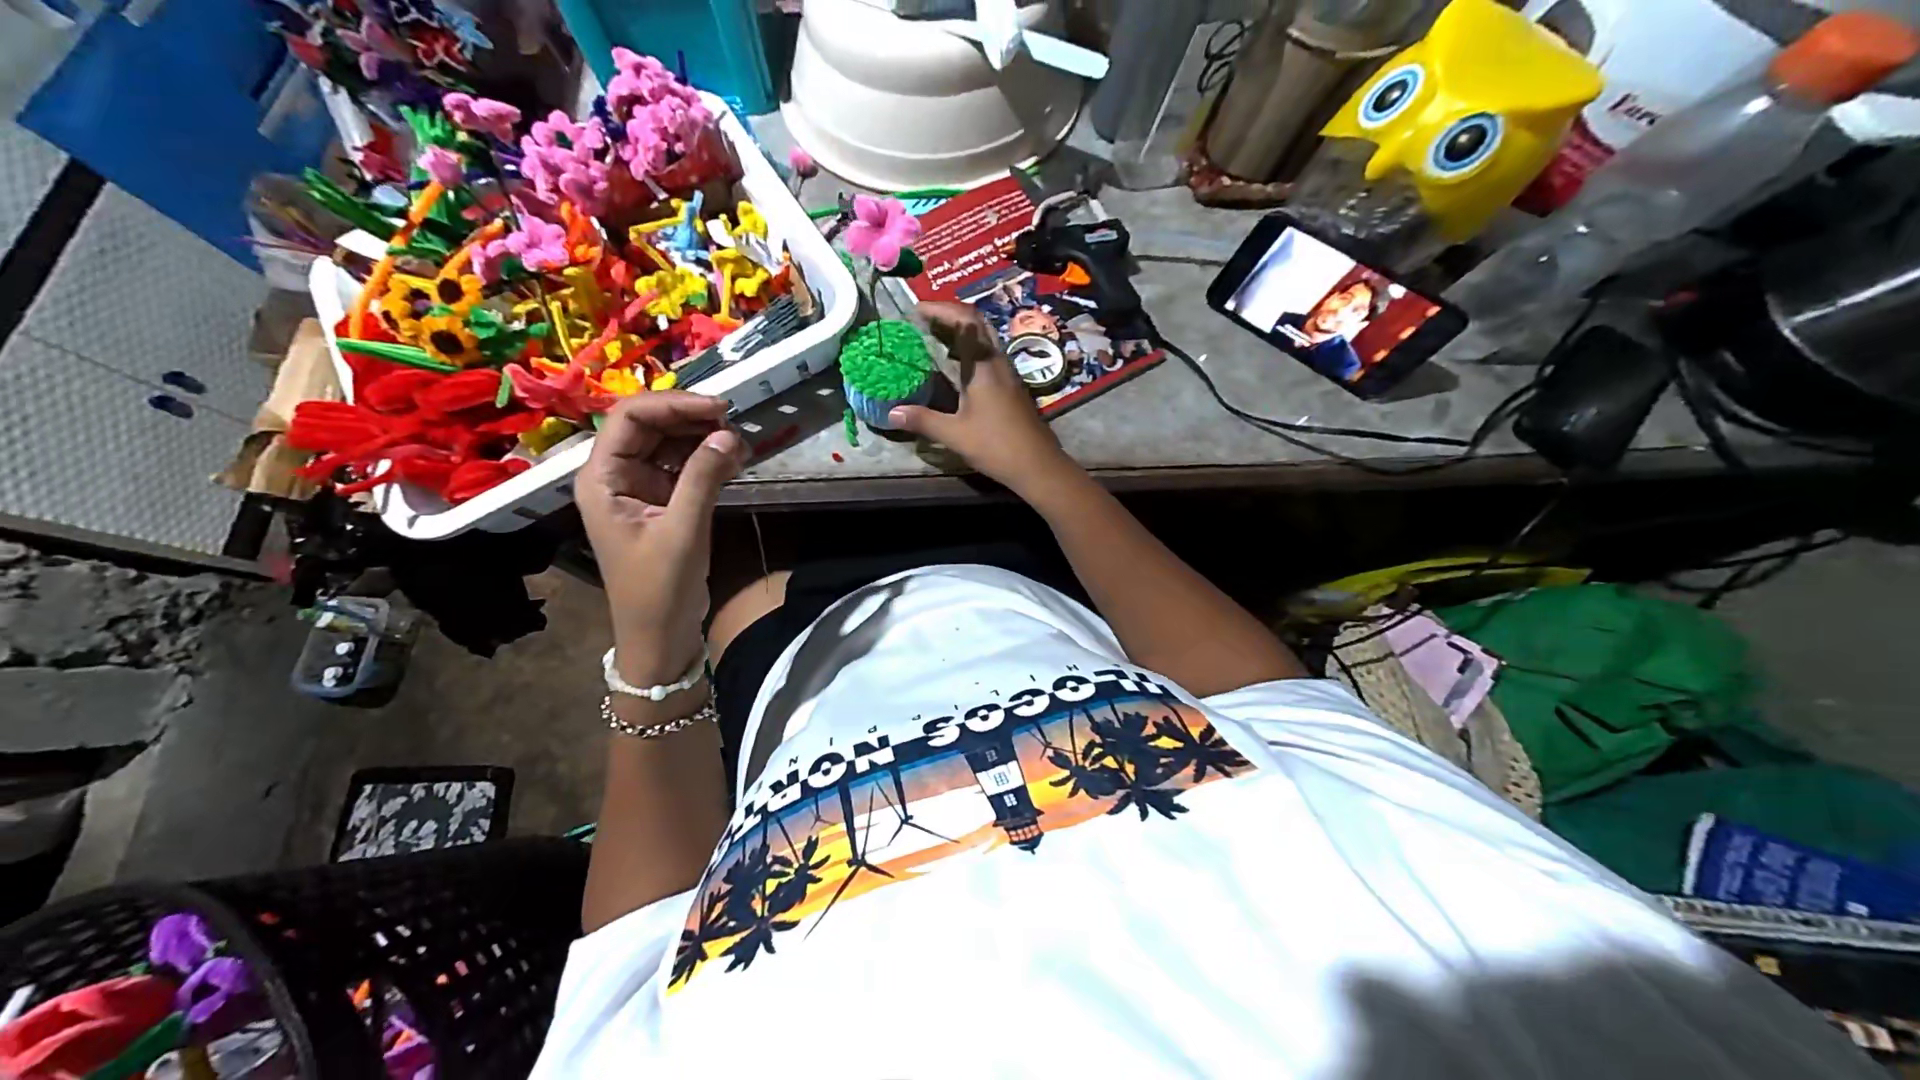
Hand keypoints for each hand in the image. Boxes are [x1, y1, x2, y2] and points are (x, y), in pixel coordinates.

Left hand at [576, 392, 748, 684]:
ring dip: (704, 438)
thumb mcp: (682, 531)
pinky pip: (684, 467)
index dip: (673, 404)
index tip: (719, 408)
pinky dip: (709, 459)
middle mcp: (617, 475)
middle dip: (692, 419)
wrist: (660, 636)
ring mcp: (640, 487)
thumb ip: (703, 478)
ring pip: (670, 444)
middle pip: (651, 426)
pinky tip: (734, 460)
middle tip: (736, 424)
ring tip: (741, 445)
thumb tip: (728, 434)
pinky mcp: (662, 501)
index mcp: (602, 478)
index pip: (630, 418)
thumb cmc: (659, 588)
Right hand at [889, 302, 1081, 497]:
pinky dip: (970, 349)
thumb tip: (891, 413)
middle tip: (925, 317)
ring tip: (935, 336)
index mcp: (983, 367)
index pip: (965, 322)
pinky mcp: (1012, 387)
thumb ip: (923, 421)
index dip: (941, 309)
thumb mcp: (955, 435)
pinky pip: (989, 355)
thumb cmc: (997, 447)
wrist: (1038, 465)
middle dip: (951, 314)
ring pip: (985, 339)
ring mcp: (1008, 374)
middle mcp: (998, 363)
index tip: (917, 309)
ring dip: (961, 330)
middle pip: (978, 323)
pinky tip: (957, 365)